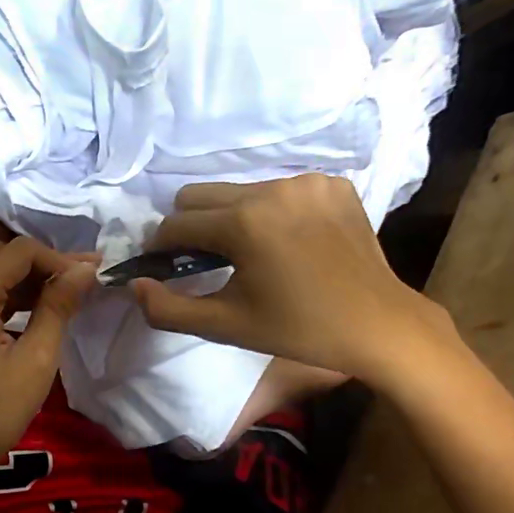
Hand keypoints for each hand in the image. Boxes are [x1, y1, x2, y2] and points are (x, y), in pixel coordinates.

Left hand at [0, 237, 96, 493]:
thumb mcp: (36, 359)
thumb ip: (58, 307)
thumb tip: (85, 269)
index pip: (18, 254)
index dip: (58, 259)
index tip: (91, 276)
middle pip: (8, 264)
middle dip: (51, 270)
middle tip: (93, 279)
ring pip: (1, 280)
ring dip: (38, 284)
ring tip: (79, 290)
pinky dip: (20, 300)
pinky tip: (50, 305)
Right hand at [130, 175, 456, 388]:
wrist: (380, 326)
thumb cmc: (298, 330)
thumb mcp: (225, 326)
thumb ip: (167, 309)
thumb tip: (133, 285)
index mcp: (244, 222)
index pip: (176, 223)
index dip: (162, 247)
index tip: (166, 267)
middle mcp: (272, 189)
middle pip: (200, 195)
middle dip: (191, 226)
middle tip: (205, 260)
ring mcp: (306, 182)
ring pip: (238, 190)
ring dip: (230, 217)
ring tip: (250, 252)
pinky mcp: (332, 184)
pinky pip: (278, 189)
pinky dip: (271, 212)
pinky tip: (289, 241)